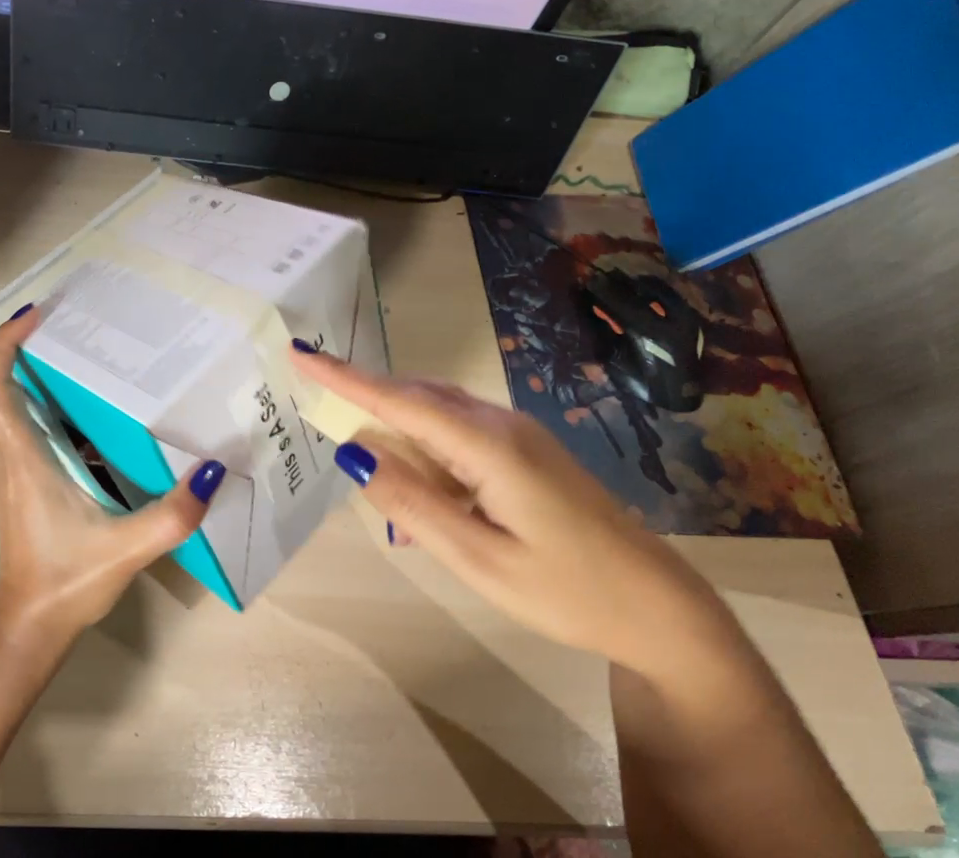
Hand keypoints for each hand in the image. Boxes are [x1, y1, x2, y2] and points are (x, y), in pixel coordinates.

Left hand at [0, 305, 219, 645]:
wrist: (31, 624)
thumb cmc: (68, 581)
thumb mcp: (128, 548)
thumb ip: (173, 514)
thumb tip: (214, 469)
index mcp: (24, 460)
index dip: (3, 345)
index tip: (32, 314)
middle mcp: (7, 458)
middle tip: (9, 317)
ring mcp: (8, 472)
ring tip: (30, 344)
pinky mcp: (17, 484)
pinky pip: (4, 429)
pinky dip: (13, 401)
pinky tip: (56, 399)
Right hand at [290, 347, 742, 674]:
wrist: (659, 607)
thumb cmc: (567, 591)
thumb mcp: (478, 559)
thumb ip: (412, 503)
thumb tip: (354, 453)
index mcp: (489, 446)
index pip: (400, 401)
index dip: (344, 377)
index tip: (299, 352)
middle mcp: (503, 426)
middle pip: (417, 397)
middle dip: (362, 393)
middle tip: (312, 398)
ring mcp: (520, 436)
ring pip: (438, 412)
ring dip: (393, 423)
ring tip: (356, 445)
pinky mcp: (528, 454)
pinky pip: (459, 432)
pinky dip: (423, 443)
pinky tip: (416, 479)